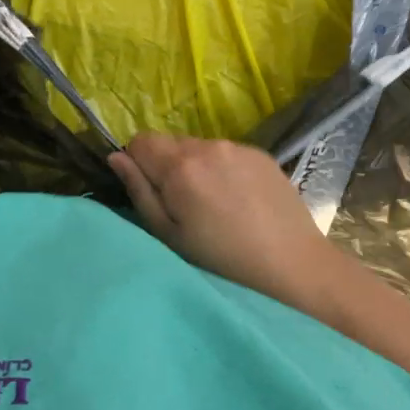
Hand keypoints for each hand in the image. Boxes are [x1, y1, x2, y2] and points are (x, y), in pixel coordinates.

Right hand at [109, 134, 367, 310]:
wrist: (293, 268)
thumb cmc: (222, 261)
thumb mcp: (168, 235)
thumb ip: (139, 192)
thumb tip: (115, 158)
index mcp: (180, 167)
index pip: (140, 141)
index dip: (138, 164)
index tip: (152, 192)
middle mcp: (207, 146)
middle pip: (169, 142)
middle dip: (166, 166)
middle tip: (183, 204)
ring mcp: (237, 147)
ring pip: (197, 147)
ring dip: (194, 166)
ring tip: (212, 204)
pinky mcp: (260, 154)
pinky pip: (225, 153)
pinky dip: (221, 169)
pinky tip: (237, 199)